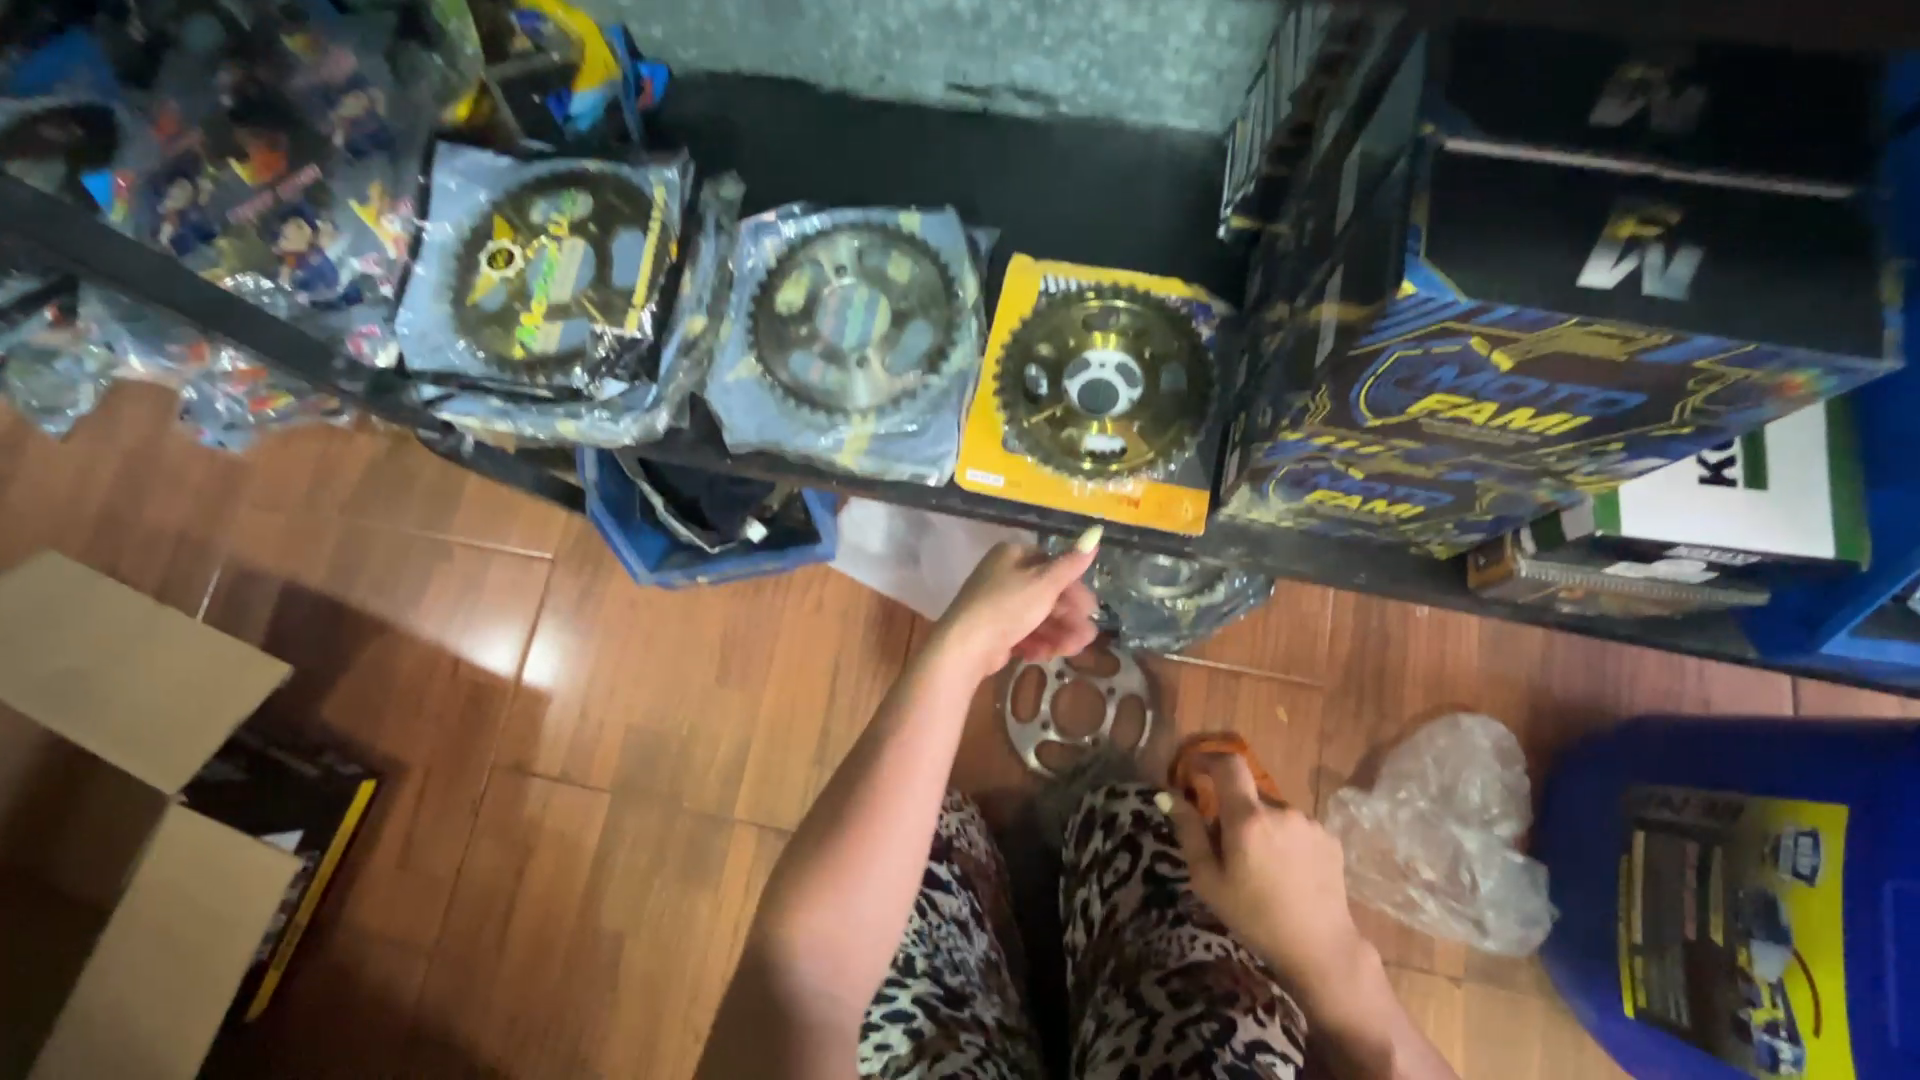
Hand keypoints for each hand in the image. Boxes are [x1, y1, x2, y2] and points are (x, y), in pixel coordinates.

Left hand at [929, 540, 1099, 681]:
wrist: (965, 646)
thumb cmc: (1007, 606)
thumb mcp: (1044, 583)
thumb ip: (1072, 563)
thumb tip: (1096, 533)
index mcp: (1012, 555)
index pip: (1052, 565)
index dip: (1074, 587)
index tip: (1090, 608)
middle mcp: (1003, 575)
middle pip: (1047, 594)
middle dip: (1068, 617)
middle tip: (1086, 636)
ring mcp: (997, 604)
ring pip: (1037, 616)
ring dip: (1058, 633)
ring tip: (1071, 650)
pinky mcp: (994, 630)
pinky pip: (1023, 632)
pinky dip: (1037, 642)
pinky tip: (1045, 655)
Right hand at [1167, 753, 1374, 998]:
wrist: (1320, 948)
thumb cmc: (1254, 917)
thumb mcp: (1208, 880)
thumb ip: (1188, 831)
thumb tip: (1168, 795)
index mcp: (1248, 818)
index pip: (1228, 764)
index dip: (1208, 759)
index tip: (1194, 771)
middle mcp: (1281, 810)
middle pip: (1249, 794)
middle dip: (1233, 809)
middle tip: (1227, 846)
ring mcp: (1309, 823)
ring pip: (1273, 811)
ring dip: (1261, 825)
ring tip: (1261, 866)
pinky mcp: (1329, 838)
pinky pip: (1296, 826)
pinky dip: (1284, 838)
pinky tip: (1287, 872)